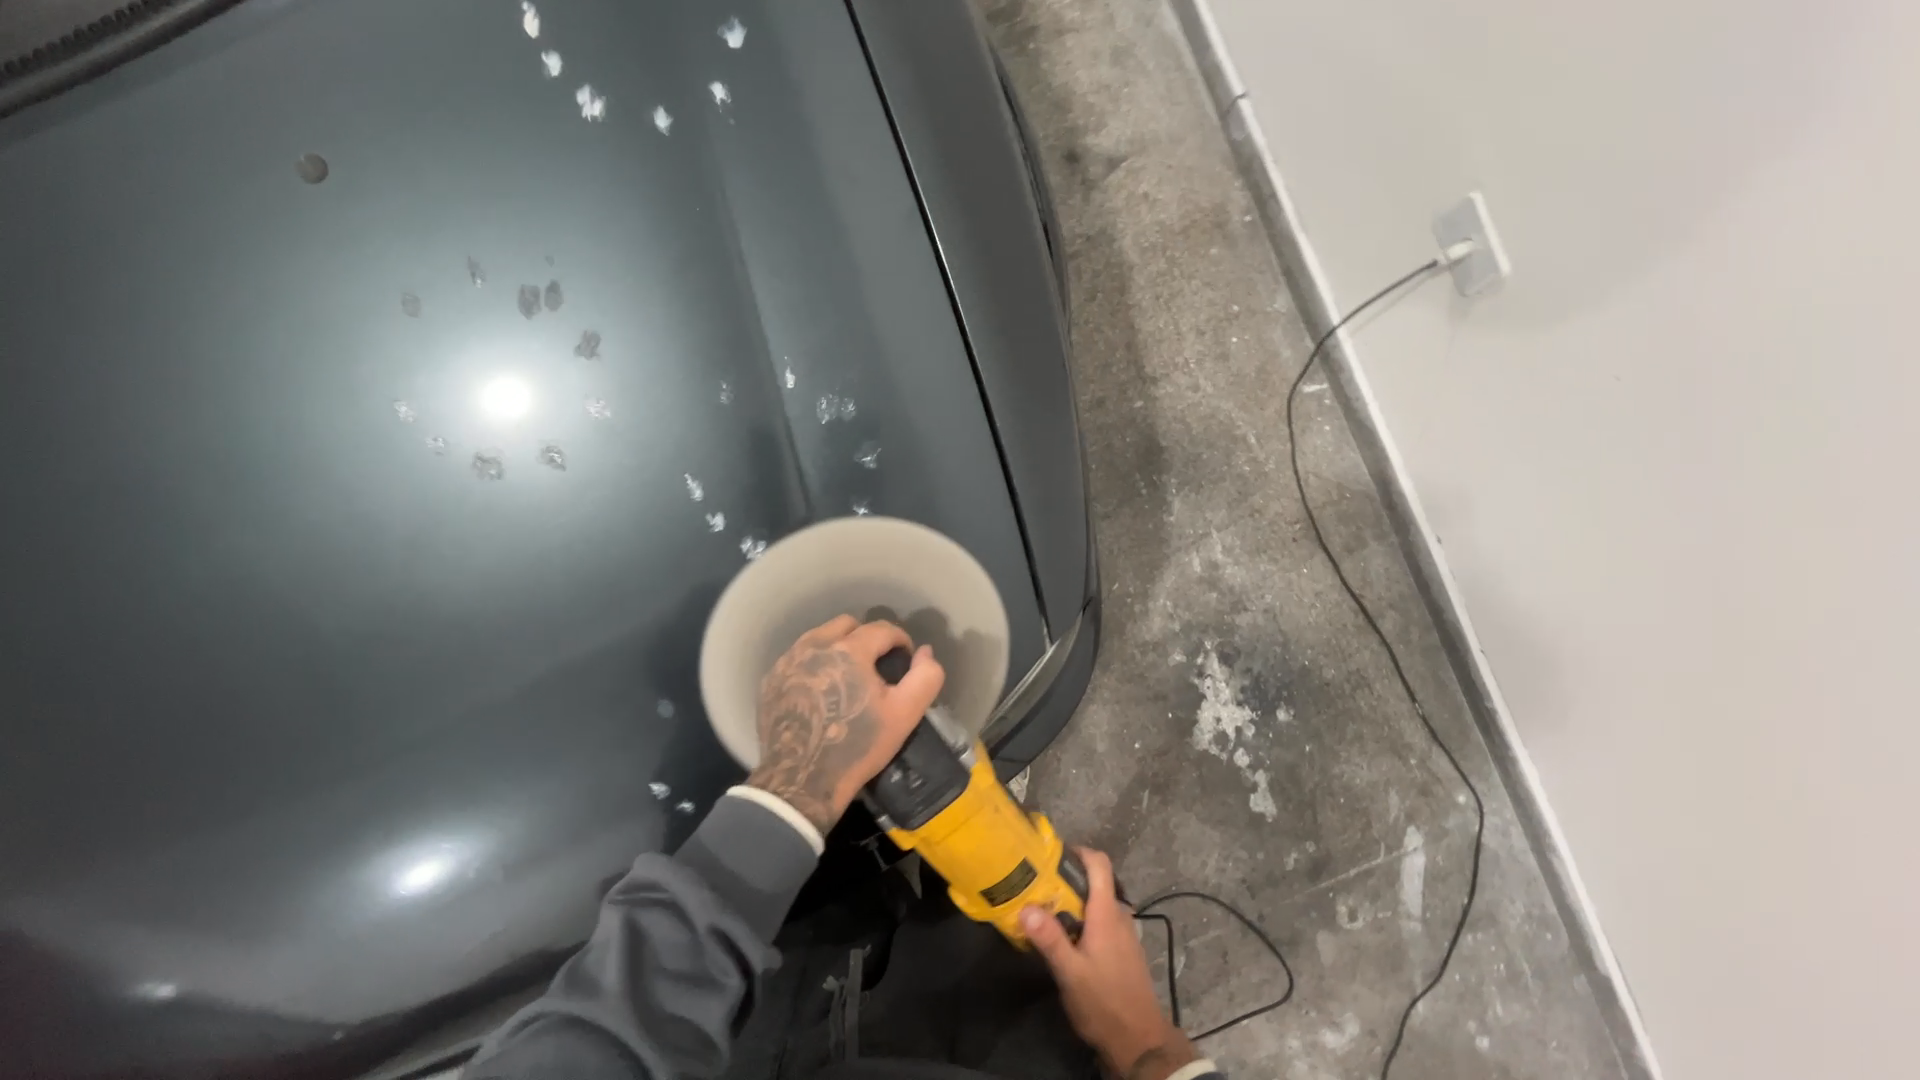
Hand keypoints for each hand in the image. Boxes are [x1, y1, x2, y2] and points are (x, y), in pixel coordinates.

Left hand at [745, 616, 943, 834]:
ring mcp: (787, 662)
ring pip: (819, 638)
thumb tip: (924, 652)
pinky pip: (798, 658)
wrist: (801, 781)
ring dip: (839, 647)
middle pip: (847, 625)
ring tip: (848, 676)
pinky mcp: (771, 680)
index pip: (881, 629)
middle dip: (867, 638)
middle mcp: (813, 646)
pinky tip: (822, 690)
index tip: (905, 659)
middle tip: (876, 666)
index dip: (900, 640)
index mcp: (848, 650)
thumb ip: (924, 677)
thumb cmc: (858, 746)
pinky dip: (815, 664)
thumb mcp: (904, 715)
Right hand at [1021, 850, 1196, 1079]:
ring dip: (1074, 903)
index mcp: (1107, 913)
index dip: (1078, 852)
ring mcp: (1124, 934)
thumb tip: (1025, 906)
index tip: (1050, 856)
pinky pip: (1102, 922)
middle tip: (1036, 887)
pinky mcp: (1123, 951)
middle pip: (1095, 882)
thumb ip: (1049, 939)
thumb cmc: (1104, 1002)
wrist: (1139, 1040)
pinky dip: (1083, 921)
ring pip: (1098, 904)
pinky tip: (1064, 939)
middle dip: (1067, 880)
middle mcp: (1119, 917)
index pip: (1099, 864)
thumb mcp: (1070, 973)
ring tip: (1045, 912)